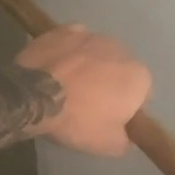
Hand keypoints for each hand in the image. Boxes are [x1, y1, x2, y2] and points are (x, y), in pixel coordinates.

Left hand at [12, 25, 150, 156]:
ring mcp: (89, 35)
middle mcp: (119, 49)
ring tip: (69, 81)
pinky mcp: (62, 30)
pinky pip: (71, 41)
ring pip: (96, 52)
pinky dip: (67, 50)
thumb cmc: (77, 119)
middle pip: (119, 68)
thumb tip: (125, 135)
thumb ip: (125, 139)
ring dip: (89, 63)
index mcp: (138, 75)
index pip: (141, 93)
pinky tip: (56, 63)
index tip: (110, 116)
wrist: (33, 94)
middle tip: (88, 99)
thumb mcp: (109, 144)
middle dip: (109, 80)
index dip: (127, 106)